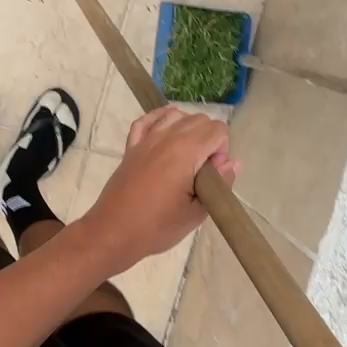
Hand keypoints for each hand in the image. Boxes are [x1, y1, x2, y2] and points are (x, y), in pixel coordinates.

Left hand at [80, 107, 238, 268]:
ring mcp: (145, 139)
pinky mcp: (131, 146)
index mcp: (184, 152)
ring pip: (175, 115)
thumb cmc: (157, 226)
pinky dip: (160, 120)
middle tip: (202, 171)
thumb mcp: (197, 212)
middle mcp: (165, 137)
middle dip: (209, 140)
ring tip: (187, 158)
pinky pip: (147, 120)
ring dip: (188, 129)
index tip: (212, 175)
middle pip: (199, 119)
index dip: (222, 151)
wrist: (114, 231)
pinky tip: (166, 135)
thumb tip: (232, 162)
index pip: (217, 130)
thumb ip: (220, 183)